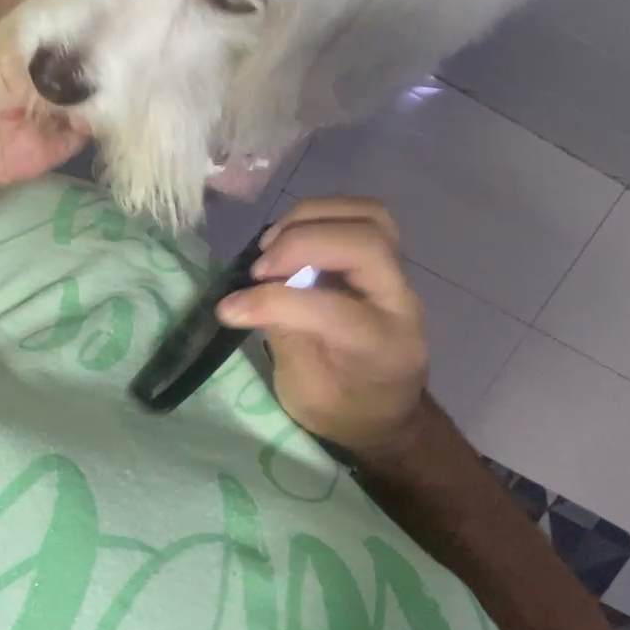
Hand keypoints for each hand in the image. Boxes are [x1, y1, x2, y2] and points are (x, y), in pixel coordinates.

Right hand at [216, 198, 430, 457]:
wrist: (382, 413)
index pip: (333, 308)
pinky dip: (315, 216)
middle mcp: (400, 303)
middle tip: (259, 269)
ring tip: (271, 246)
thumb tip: (250, 294)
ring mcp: (396, 276)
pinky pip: (357, 216)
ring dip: (310, 219)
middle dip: (300, 244)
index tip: (228, 309)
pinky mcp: (381, 260)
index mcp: (383, 348)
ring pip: (368, 216)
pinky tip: (285, 240)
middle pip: (366, 242)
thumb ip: (284, 334)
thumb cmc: (339, 410)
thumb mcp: (303, 391)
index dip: (273, 301)